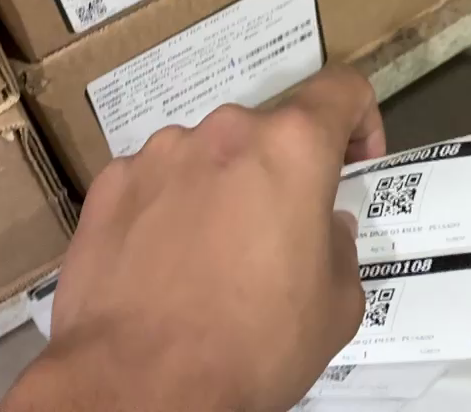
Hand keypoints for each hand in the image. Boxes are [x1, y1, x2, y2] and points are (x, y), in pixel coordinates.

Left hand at [1, 65, 386, 411]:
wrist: (135, 392)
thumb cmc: (253, 345)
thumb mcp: (337, 306)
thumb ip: (339, 245)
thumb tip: (320, 226)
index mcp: (292, 146)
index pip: (342, 88)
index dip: (359, 119)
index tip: (352, 166)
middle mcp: (227, 130)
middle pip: (270, 132)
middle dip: (281, 173)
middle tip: (275, 239)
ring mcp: (162, 152)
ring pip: (210, 155)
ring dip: (222, 188)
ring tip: (208, 260)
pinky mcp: (111, 184)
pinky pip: (156, 182)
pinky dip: (167, 208)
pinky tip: (160, 266)